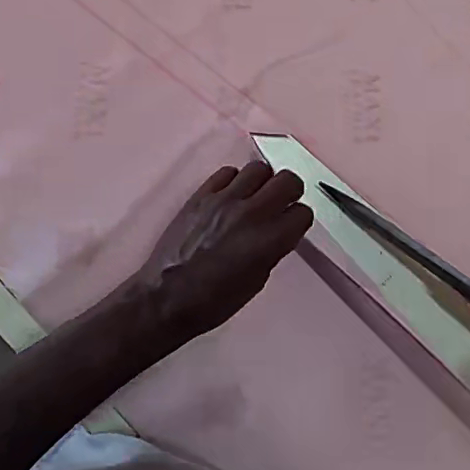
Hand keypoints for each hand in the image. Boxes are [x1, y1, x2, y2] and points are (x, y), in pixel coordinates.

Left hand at [129, 161, 312, 340]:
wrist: (167, 296)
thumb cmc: (213, 300)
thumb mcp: (257, 281)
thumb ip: (273, 249)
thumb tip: (280, 232)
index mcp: (268, 240)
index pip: (302, 212)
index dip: (299, 218)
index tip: (293, 222)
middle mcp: (250, 213)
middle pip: (287, 180)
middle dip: (290, 191)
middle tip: (283, 201)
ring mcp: (223, 199)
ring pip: (258, 168)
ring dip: (262, 182)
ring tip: (255, 196)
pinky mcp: (201, 194)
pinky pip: (227, 172)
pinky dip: (234, 181)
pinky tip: (230, 196)